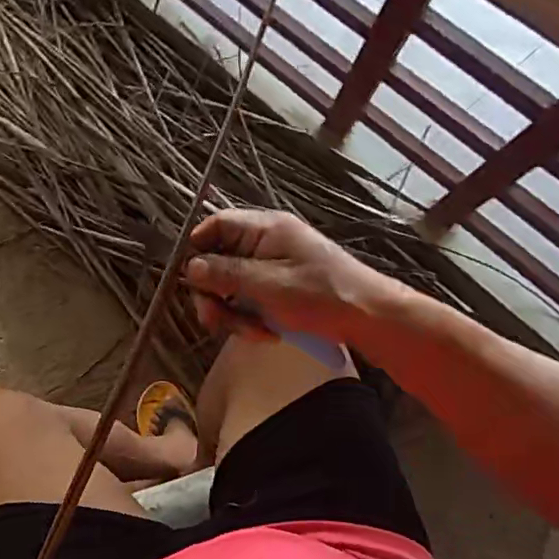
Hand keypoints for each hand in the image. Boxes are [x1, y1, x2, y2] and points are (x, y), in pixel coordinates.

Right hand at [185, 209, 389, 341]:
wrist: (368, 317)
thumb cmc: (320, 294)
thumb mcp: (268, 284)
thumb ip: (226, 274)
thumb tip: (190, 267)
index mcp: (264, 229)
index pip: (216, 225)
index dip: (197, 248)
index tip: (190, 279)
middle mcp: (264, 244)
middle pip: (217, 262)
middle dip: (214, 295)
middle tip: (215, 321)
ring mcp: (270, 268)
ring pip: (230, 288)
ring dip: (234, 314)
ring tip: (253, 332)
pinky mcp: (276, 290)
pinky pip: (248, 302)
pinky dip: (251, 320)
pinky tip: (267, 333)